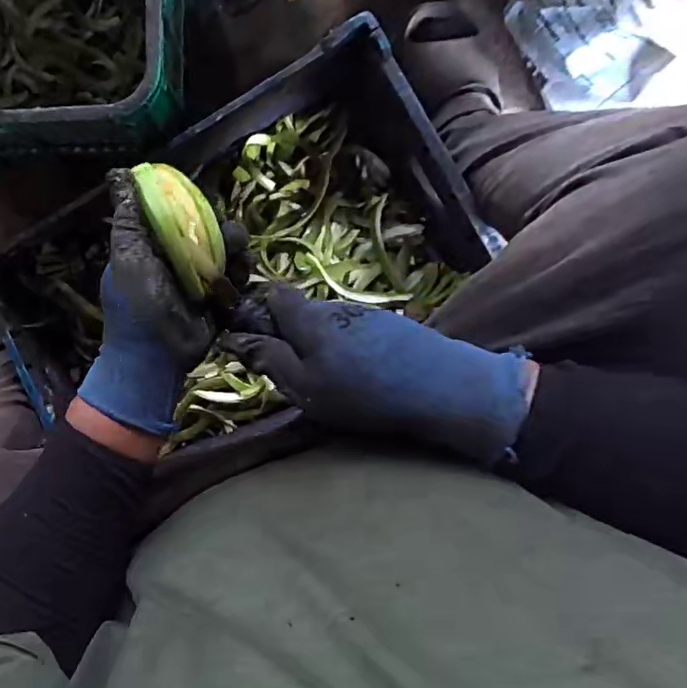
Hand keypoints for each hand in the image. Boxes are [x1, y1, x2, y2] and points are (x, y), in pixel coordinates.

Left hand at [74, 169, 245, 439]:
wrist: (155, 358)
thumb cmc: (136, 305)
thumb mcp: (128, 256)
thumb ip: (130, 218)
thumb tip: (119, 174)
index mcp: (157, 242)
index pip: (183, 210)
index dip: (196, 205)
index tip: (203, 211)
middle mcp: (181, 254)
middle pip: (213, 227)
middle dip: (223, 232)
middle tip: (225, 244)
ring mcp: (203, 276)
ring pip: (231, 249)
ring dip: (236, 253)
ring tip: (233, 268)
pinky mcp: (220, 296)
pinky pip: (240, 275)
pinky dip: (241, 276)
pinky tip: (234, 285)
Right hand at [224, 284, 527, 465]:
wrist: (447, 388)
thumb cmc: (365, 392)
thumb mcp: (307, 387)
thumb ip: (271, 359)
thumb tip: (239, 340)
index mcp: (309, 319)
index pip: (274, 295)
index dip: (263, 315)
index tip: (263, 343)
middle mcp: (336, 306)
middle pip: (301, 312)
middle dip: (294, 337)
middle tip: (302, 374)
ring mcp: (367, 315)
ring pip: (329, 325)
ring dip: (325, 346)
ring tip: (340, 380)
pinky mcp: (392, 327)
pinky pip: (356, 334)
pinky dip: (352, 351)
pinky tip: (368, 376)